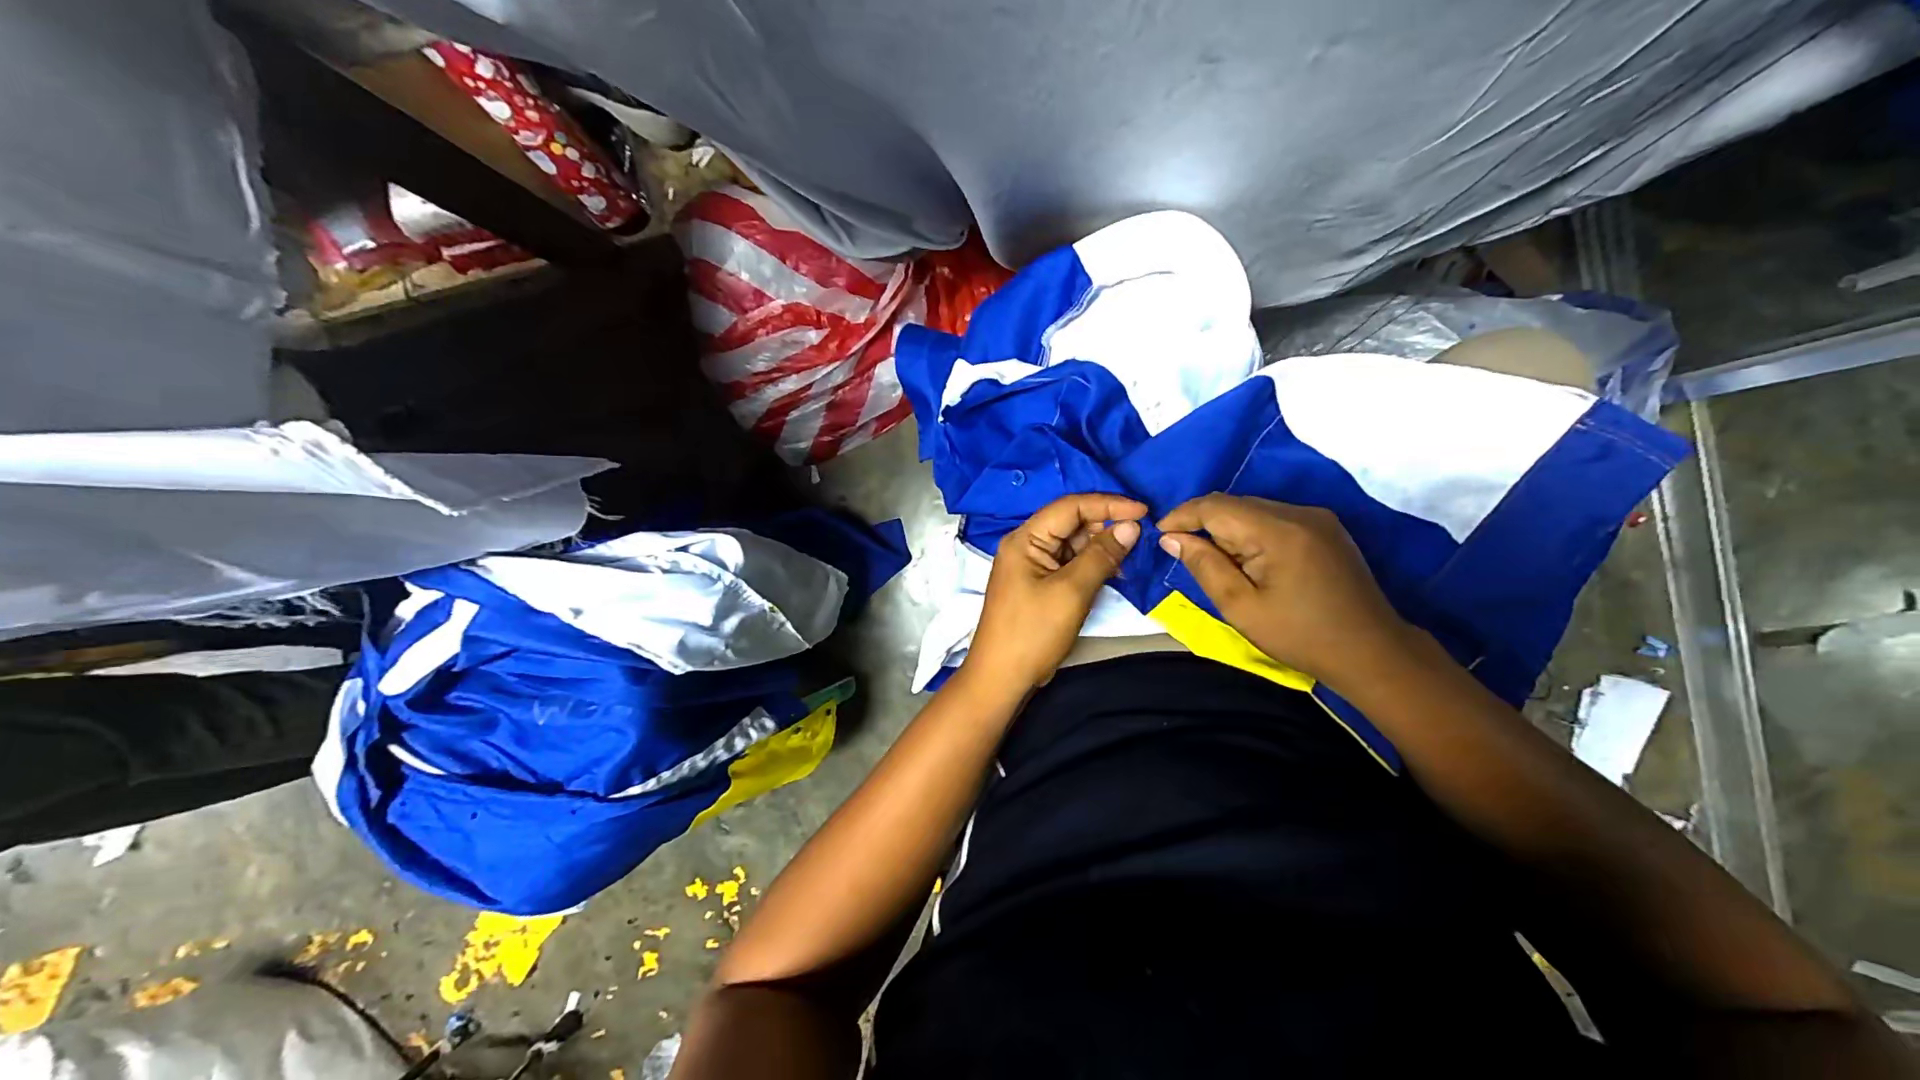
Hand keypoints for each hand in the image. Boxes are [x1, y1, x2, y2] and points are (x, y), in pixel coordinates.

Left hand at [964, 494, 1146, 691]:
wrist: (1002, 677)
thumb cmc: (1033, 633)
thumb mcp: (1071, 592)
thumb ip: (1101, 555)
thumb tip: (1131, 526)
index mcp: (1025, 539)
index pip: (1070, 506)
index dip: (1109, 504)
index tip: (1144, 512)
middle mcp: (1027, 545)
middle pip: (1072, 522)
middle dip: (1106, 526)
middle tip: (1141, 538)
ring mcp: (1032, 566)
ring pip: (1073, 543)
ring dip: (1102, 547)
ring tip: (1131, 557)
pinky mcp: (1040, 584)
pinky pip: (1070, 563)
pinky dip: (1093, 564)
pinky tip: (1115, 572)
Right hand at [1157, 494, 1412, 690]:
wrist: (1372, 651)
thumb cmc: (1300, 636)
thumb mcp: (1241, 608)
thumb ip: (1204, 566)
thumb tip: (1172, 538)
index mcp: (1279, 531)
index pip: (1216, 506)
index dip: (1182, 516)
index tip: (1159, 535)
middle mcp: (1300, 512)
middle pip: (1236, 504)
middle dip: (1204, 524)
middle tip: (1185, 554)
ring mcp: (1317, 517)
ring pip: (1254, 509)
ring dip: (1228, 529)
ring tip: (1217, 561)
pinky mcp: (1326, 527)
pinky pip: (1275, 518)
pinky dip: (1252, 532)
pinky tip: (1248, 559)